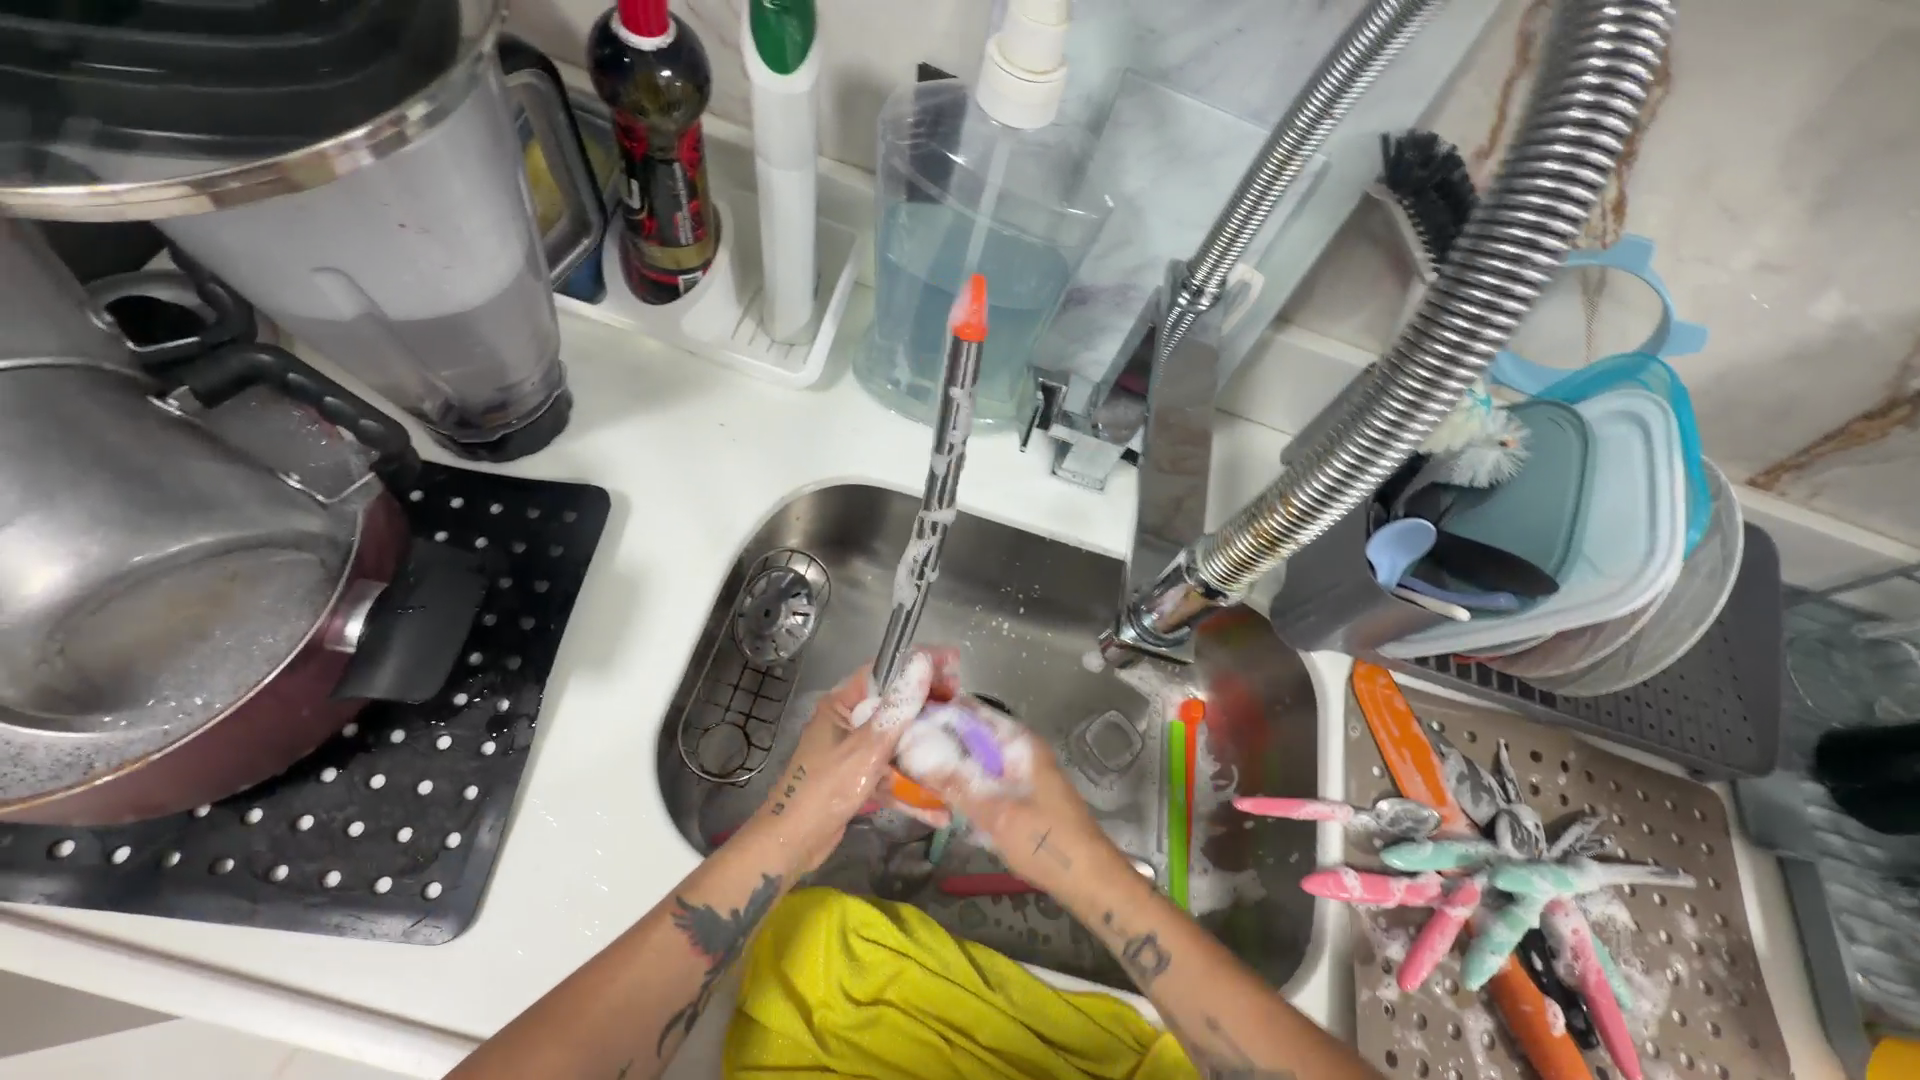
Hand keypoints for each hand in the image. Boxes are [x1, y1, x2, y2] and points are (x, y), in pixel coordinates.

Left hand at [744, 650, 954, 872]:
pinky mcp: (860, 782)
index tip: (954, 666)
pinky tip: (941, 812)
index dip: (919, 665)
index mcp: (842, 705)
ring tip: (961, 758)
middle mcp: (849, 724)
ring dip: (926, 757)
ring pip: (898, 746)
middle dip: (931, 714)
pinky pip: (892, 778)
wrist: (791, 845)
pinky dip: (912, 793)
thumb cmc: (824, 789)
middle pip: (897, 709)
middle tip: (964, 713)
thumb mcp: (866, 747)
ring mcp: (855, 754)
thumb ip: (898, 709)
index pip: (885, 672)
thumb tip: (923, 664)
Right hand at [924, 729, 1121, 896]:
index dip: (942, 712)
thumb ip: (956, 784)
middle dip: (943, 742)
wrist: (1089, 880)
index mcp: (1021, 744)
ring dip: (954, 766)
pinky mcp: (1025, 795)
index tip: (908, 720)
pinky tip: (947, 798)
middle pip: (976, 735)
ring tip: (917, 773)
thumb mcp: (995, 814)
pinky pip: (989, 779)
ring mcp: (1025, 773)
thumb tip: (916, 755)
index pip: (976, 712)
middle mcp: (1024, 751)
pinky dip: (969, 784)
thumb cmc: (1046, 844)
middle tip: (905, 752)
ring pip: (981, 759)